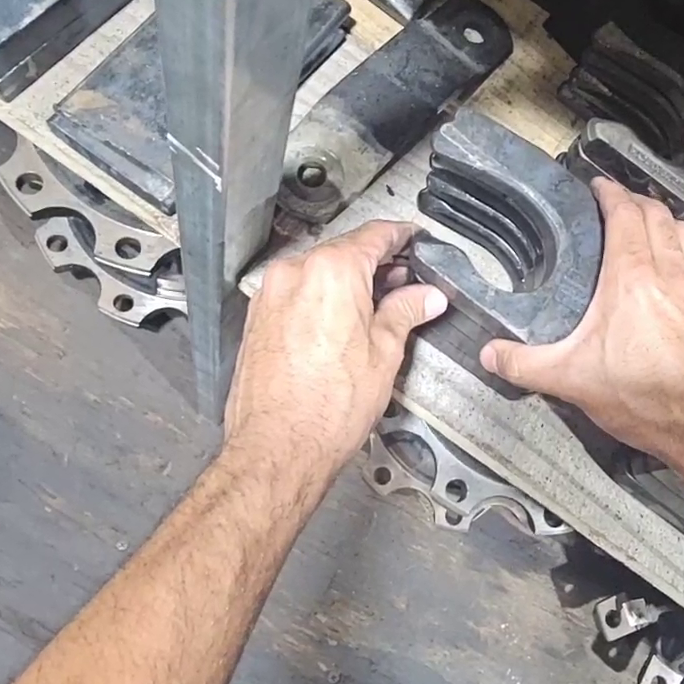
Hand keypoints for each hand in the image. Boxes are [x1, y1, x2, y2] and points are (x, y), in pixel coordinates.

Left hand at [225, 220, 446, 484]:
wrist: (278, 447)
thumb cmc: (327, 409)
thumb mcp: (384, 354)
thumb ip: (405, 313)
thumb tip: (425, 297)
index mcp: (332, 271)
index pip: (374, 235)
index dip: (400, 235)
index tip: (412, 238)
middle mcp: (296, 273)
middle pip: (344, 251)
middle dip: (376, 264)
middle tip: (404, 280)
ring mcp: (271, 295)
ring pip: (318, 272)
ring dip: (347, 282)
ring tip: (375, 307)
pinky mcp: (258, 318)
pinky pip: (297, 293)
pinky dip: (321, 298)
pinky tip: (339, 323)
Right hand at [479, 178, 683, 470]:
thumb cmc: (649, 399)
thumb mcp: (572, 381)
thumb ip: (525, 364)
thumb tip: (492, 354)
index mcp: (633, 279)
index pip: (626, 215)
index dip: (612, 193)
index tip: (601, 187)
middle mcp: (672, 275)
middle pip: (660, 216)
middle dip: (638, 202)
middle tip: (621, 204)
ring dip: (668, 224)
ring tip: (651, 229)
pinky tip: (679, 280)